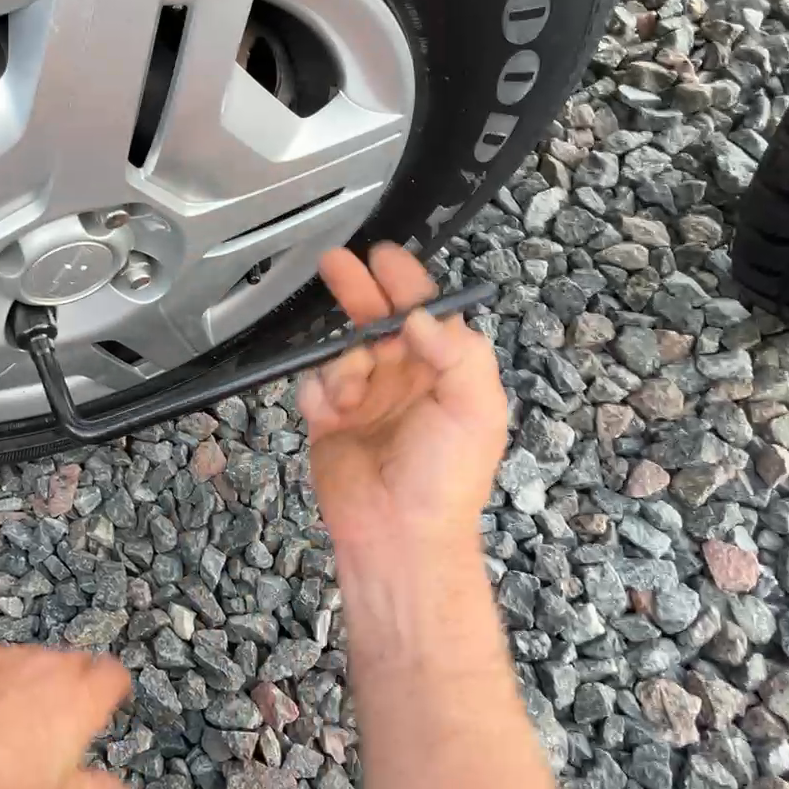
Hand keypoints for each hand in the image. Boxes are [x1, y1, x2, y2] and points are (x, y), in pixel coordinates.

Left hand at [0, 645, 132, 788]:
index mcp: (78, 699)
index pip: (114, 672)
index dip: (115, 687)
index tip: (109, 705)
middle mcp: (49, 667)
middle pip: (80, 661)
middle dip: (80, 685)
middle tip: (66, 722)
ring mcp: (11, 657)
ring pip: (42, 659)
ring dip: (43, 680)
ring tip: (24, 720)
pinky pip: (7, 661)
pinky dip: (8, 678)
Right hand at [297, 243, 506, 577]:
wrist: (394, 532)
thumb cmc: (443, 478)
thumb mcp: (475, 411)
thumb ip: (458, 354)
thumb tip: (419, 316)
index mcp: (444, 374)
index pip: (424, 314)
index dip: (405, 282)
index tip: (383, 256)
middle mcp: (403, 380)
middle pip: (376, 322)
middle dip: (357, 292)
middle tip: (335, 264)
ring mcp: (364, 399)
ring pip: (341, 352)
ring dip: (341, 365)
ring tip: (348, 393)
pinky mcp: (329, 419)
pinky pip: (313, 384)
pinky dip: (318, 391)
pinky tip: (330, 409)